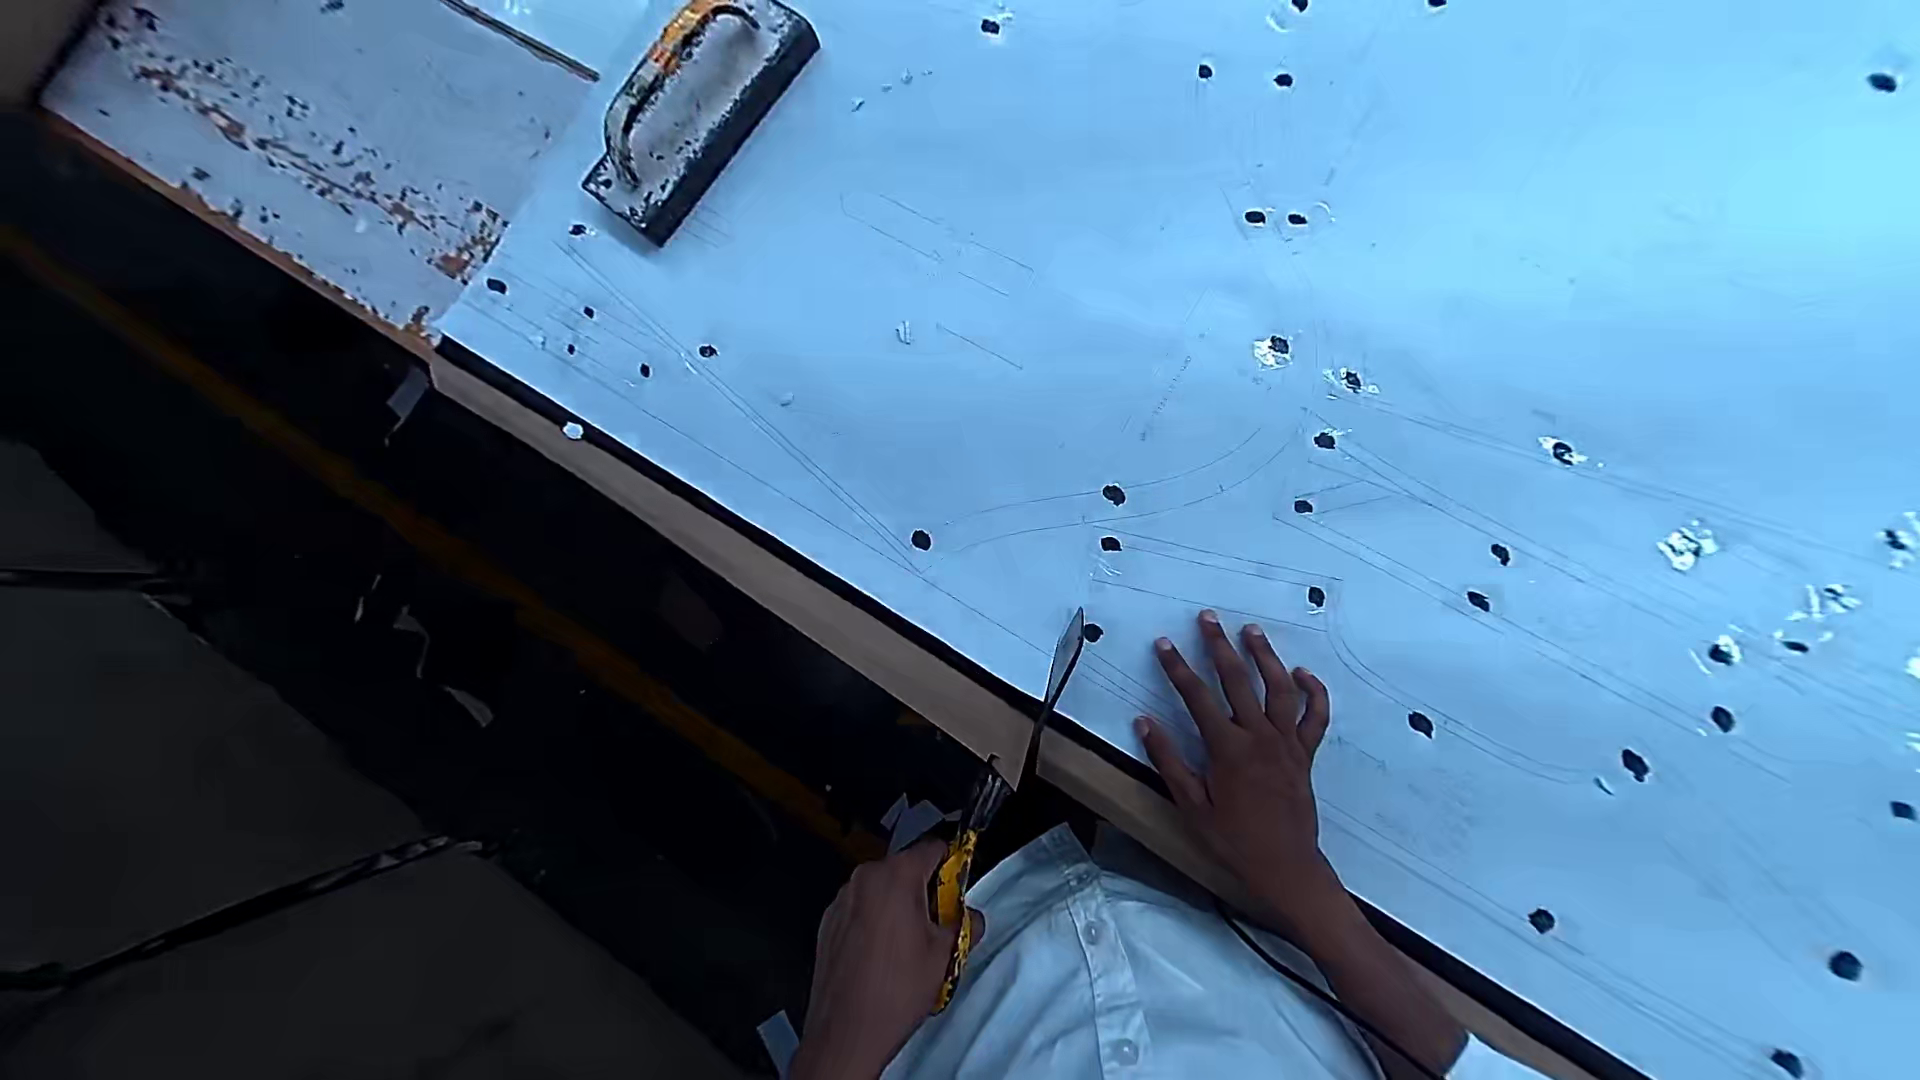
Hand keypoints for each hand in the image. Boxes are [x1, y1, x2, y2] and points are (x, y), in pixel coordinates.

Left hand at [791, 841, 983, 1079]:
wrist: (845, 1033)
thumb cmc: (898, 989)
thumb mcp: (945, 955)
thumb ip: (966, 924)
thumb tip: (973, 916)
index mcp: (898, 874)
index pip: (933, 847)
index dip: (951, 863)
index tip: (956, 887)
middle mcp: (867, 875)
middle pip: (906, 867)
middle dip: (923, 889)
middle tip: (934, 924)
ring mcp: (843, 896)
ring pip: (881, 887)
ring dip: (897, 903)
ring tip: (905, 943)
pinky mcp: (828, 919)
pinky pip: (860, 906)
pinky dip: (873, 918)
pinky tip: (878, 953)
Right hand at [1136, 610, 1342, 938]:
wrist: (1287, 869)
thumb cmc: (1234, 839)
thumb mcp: (1191, 805)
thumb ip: (1168, 761)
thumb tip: (1144, 723)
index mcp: (1228, 748)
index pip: (1196, 697)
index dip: (1177, 667)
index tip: (1165, 644)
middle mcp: (1259, 737)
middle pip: (1237, 680)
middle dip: (1219, 646)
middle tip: (1208, 618)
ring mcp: (1287, 744)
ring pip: (1279, 689)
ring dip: (1265, 657)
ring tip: (1252, 631)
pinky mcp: (1305, 754)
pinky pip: (1315, 718)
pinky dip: (1313, 693)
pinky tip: (1303, 673)